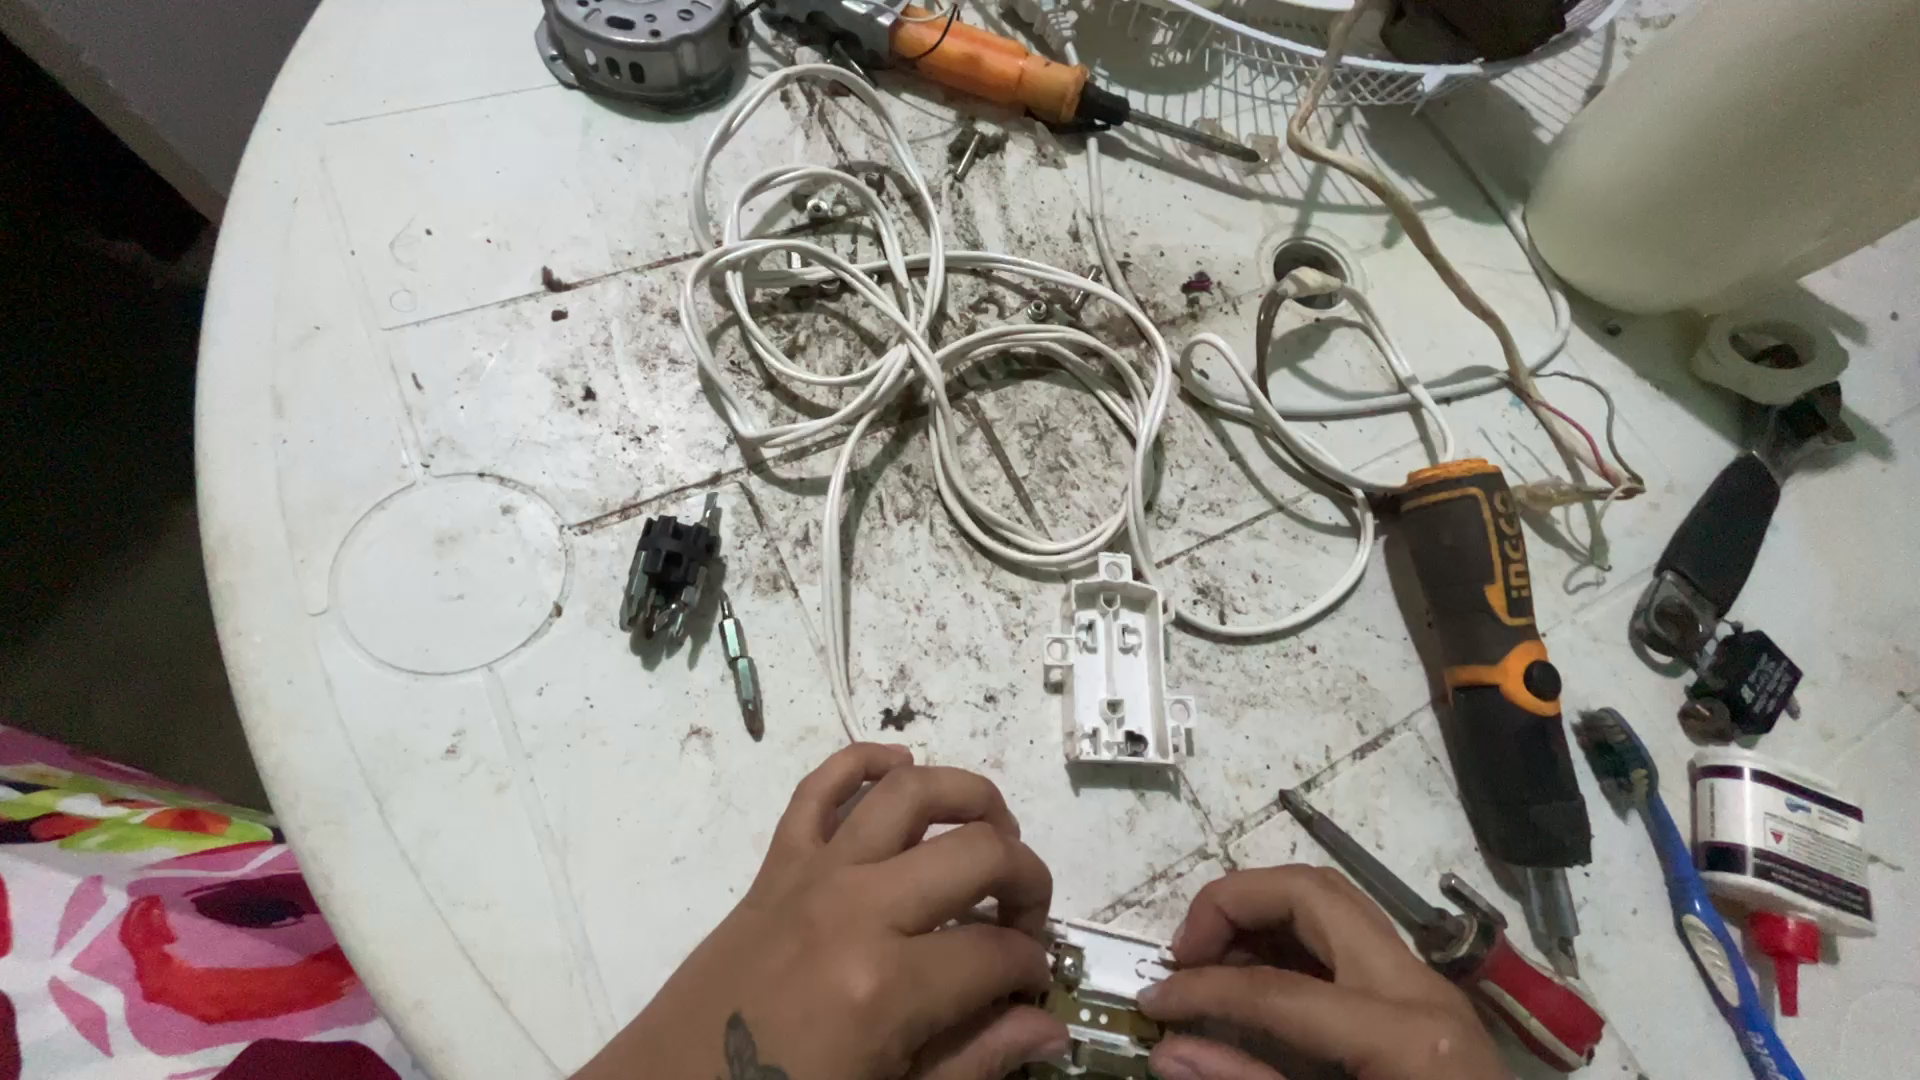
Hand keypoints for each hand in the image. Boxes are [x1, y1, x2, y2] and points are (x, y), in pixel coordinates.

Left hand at [573, 743, 1066, 1079]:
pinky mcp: (777, 859)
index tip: (1035, 982)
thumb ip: (976, 1061)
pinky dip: (864, 759)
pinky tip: (900, 763)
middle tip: (1026, 910)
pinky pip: (820, 785)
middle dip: (1025, 875)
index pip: (996, 952)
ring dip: (968, 794)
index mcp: (887, 987)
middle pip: (974, 852)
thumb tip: (1049, 1025)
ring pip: (908, 792)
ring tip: (995, 826)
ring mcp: (814, 871)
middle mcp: (858, 906)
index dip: (1032, 965)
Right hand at [1139, 865, 1506, 1079]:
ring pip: (1328, 896)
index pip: (1276, 988)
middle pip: (1309, 893)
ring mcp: (1428, 985)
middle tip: (1187, 949)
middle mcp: (1420, 988)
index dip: (1202, 989)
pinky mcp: (1423, 995)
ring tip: (1214, 954)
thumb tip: (1166, 1052)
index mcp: (1404, 1037)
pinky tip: (1256, 971)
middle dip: (1233, 904)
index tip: (1154, 997)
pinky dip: (1288, 934)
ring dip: (1260, 909)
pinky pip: (1343, 931)